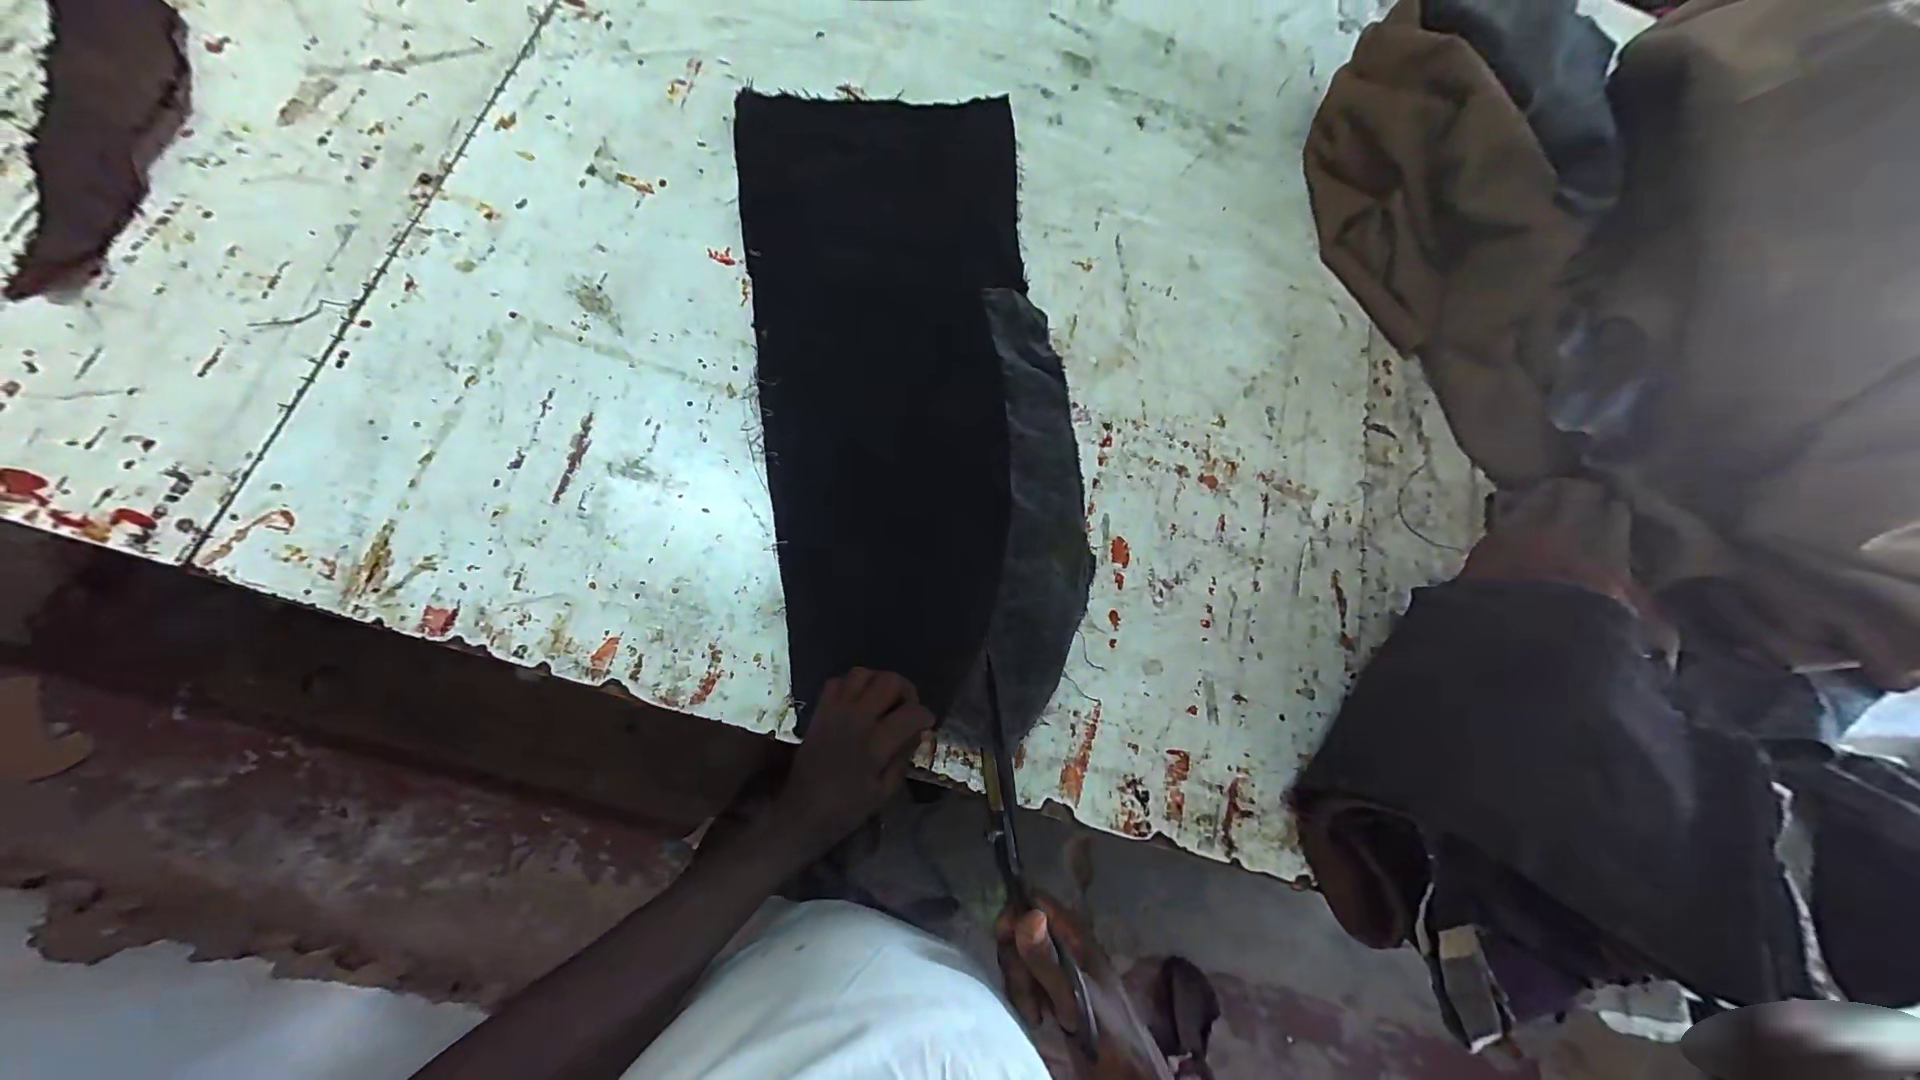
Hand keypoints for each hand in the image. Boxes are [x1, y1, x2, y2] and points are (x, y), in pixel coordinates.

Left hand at [776, 668, 934, 851]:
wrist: (802, 811)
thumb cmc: (847, 807)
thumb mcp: (886, 791)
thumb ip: (903, 757)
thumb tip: (916, 732)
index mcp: (876, 743)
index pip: (911, 713)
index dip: (926, 715)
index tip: (928, 722)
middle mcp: (857, 719)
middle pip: (889, 681)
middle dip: (906, 691)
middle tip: (907, 709)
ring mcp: (836, 711)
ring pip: (863, 674)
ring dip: (878, 683)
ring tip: (883, 701)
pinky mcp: (820, 711)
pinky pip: (837, 682)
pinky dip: (851, 686)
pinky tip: (857, 703)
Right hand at [996, 893, 1172, 1079]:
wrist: (1128, 1075)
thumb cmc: (1107, 1031)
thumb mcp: (1075, 996)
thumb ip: (1047, 958)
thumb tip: (1026, 913)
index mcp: (1074, 934)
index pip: (1035, 900)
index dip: (1015, 914)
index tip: (1005, 941)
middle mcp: (1064, 943)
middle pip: (1021, 929)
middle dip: (1017, 960)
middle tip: (1029, 994)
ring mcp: (1057, 966)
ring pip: (1020, 955)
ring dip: (1021, 984)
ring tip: (1037, 1013)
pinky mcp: (1052, 990)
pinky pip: (1025, 979)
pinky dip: (1024, 997)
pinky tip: (1037, 1017)